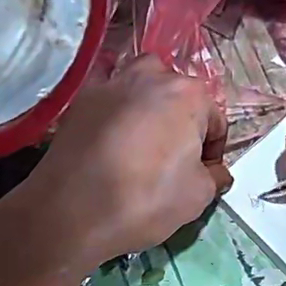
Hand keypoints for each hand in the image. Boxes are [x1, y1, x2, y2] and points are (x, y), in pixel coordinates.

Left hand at [6, 56, 229, 270]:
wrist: (70, 209)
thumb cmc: (145, 198)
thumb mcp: (197, 196)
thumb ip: (214, 176)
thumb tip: (214, 171)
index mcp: (188, 94)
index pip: (214, 121)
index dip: (212, 152)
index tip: (202, 176)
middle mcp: (150, 75)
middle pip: (177, 98)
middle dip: (180, 125)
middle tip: (172, 161)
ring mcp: (110, 83)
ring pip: (141, 92)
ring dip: (147, 113)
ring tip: (140, 149)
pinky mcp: (79, 99)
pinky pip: (109, 104)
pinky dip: (115, 119)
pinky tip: (110, 149)